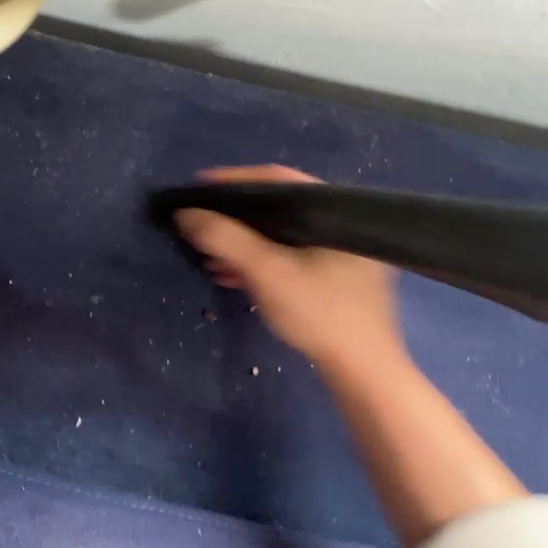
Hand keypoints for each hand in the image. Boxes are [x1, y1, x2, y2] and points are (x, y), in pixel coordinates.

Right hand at [175, 165, 405, 372]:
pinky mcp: (336, 274)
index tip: (197, 188)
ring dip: (242, 241)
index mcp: (332, 211)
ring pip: (281, 232)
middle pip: (277, 206)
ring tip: (208, 252)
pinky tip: (230, 274)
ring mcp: (340, 250)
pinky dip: (259, 259)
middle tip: (199, 221)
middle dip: (233, 216)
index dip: (232, 180)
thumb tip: (185, 214)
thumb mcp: (266, 273)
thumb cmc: (319, 313)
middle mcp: (340, 223)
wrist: (362, 368)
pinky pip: (290, 253)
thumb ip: (225, 239)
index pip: (277, 179)